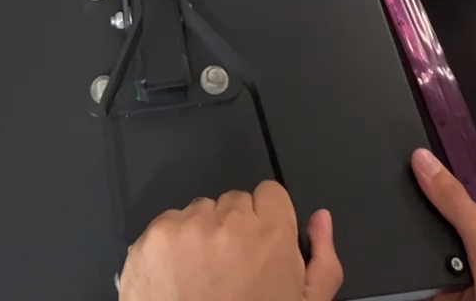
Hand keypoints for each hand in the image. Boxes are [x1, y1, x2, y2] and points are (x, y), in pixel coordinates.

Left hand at [118, 179, 341, 300]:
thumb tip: (321, 219)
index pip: (271, 194)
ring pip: (199, 212)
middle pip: (234, 202)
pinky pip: (168, 226)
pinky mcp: (154, 237)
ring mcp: (187, 226)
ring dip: (202, 237)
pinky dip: (171, 248)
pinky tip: (177, 281)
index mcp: (271, 235)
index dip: (267, 220)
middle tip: (230, 272)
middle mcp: (228, 220)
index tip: (260, 247)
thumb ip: (322, 261)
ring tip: (202, 280)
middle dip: (234, 229)